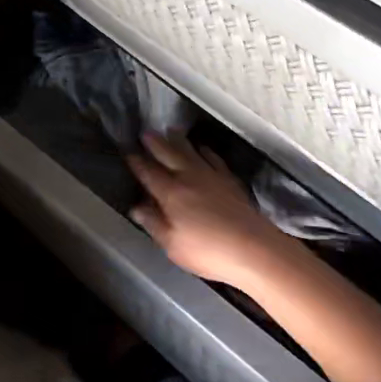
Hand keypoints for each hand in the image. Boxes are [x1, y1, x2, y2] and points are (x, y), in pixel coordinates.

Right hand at [126, 132, 299, 288]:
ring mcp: (211, 176)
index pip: (149, 173)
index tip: (128, 152)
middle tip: (146, 131)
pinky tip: (203, 148)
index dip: (137, 162)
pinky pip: (213, 158)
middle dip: (155, 143)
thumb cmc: (207, 251)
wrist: (252, 246)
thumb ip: (153, 223)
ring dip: (178, 140)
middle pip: (169, 154)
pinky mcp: (229, 179)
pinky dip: (205, 151)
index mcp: (171, 193)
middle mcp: (189, 178)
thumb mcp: (172, 244)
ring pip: (191, 151)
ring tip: (170, 130)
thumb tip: (137, 207)